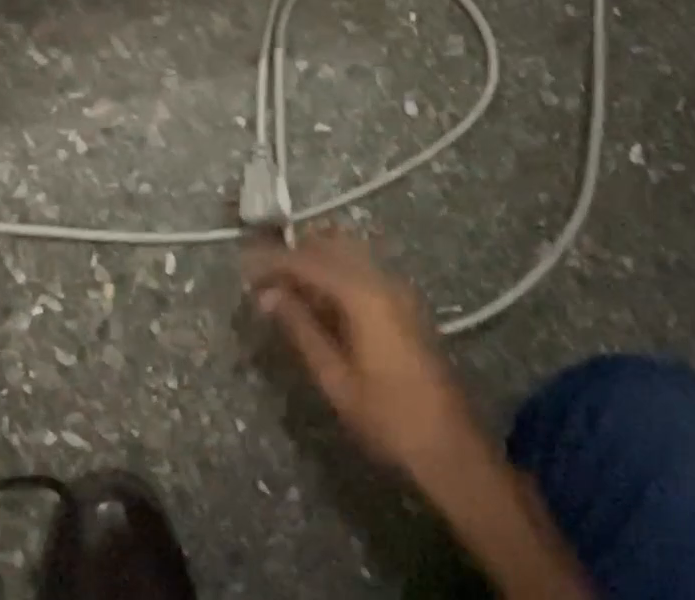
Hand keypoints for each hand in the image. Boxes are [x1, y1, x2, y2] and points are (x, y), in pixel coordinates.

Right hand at [243, 224, 485, 475]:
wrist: (450, 447)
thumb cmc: (387, 418)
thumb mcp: (334, 377)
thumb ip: (301, 329)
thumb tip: (268, 295)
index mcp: (364, 296)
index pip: (309, 262)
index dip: (274, 261)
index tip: (244, 267)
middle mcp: (384, 282)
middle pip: (332, 247)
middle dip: (294, 254)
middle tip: (261, 275)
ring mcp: (399, 292)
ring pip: (349, 257)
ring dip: (315, 262)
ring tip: (282, 285)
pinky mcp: (405, 307)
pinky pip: (363, 273)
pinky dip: (334, 275)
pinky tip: (315, 299)